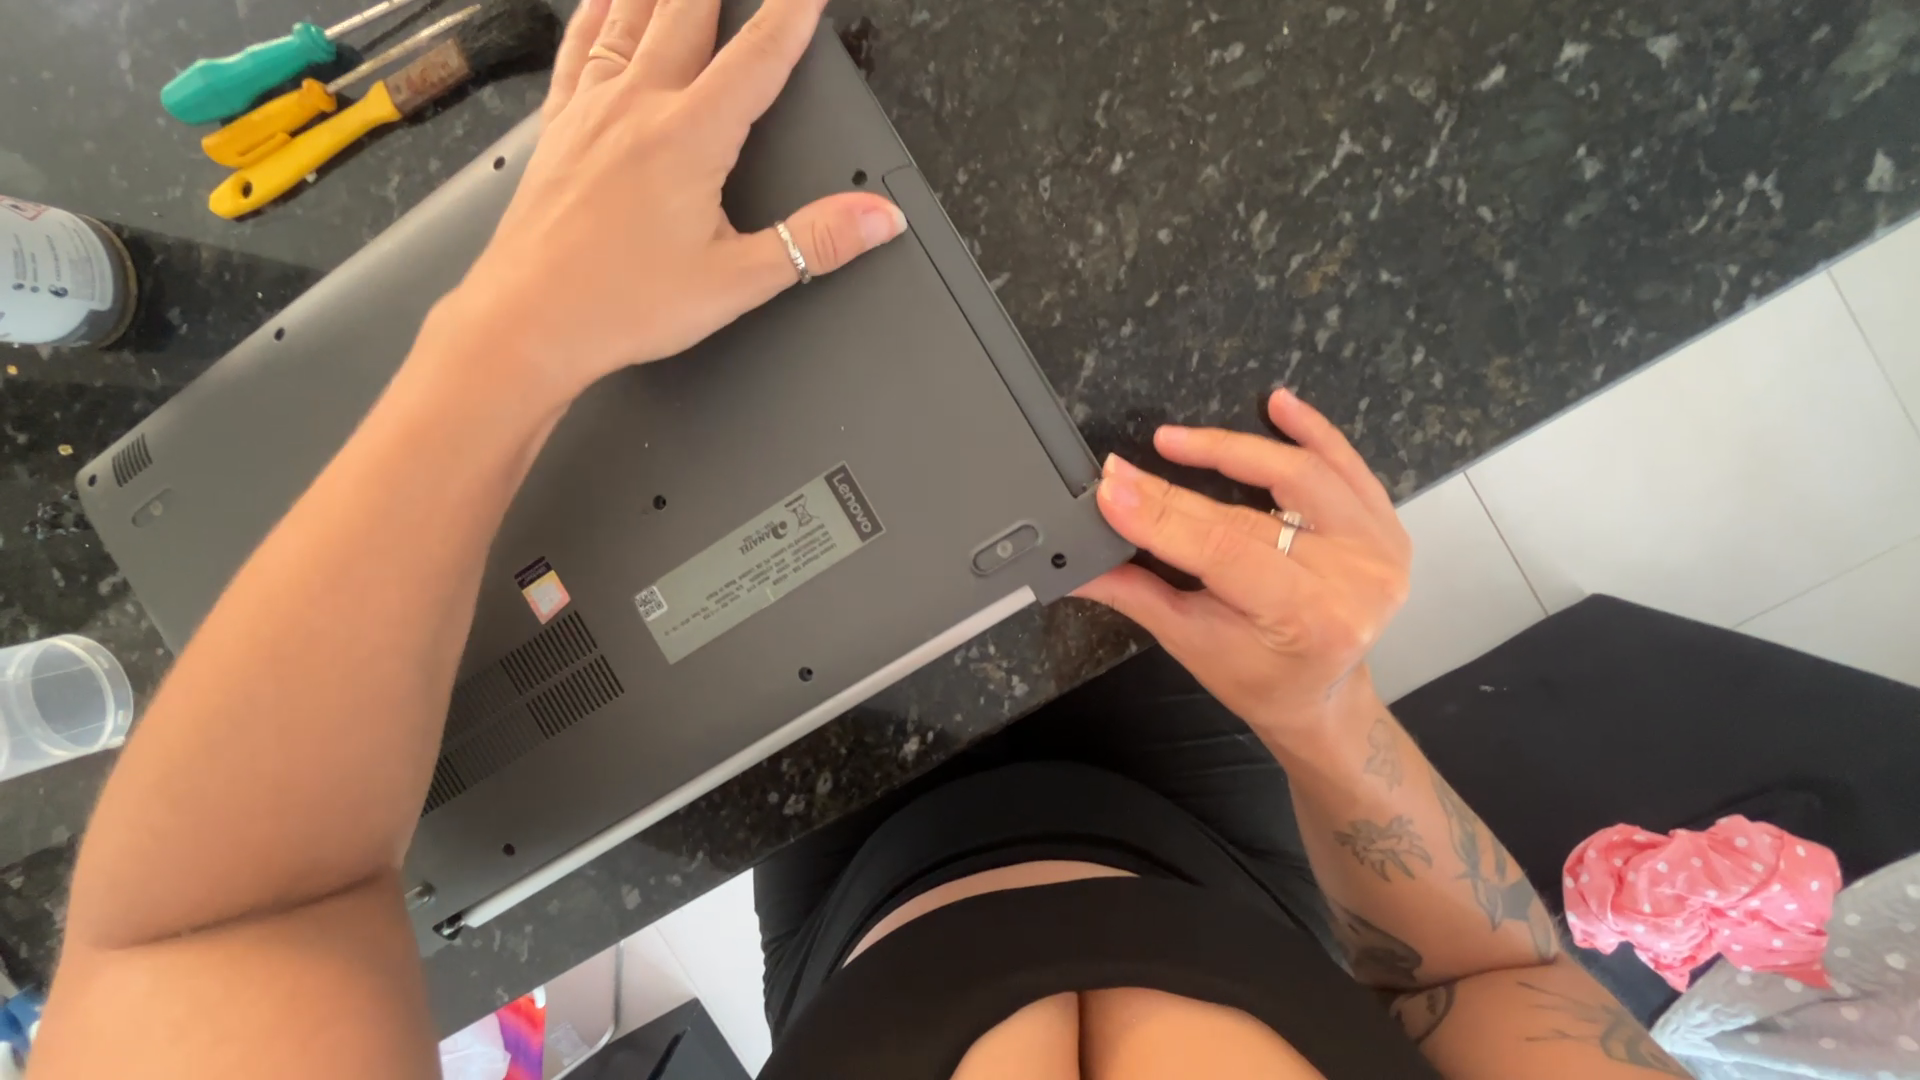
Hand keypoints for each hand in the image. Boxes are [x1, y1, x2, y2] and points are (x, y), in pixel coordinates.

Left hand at [438, 0, 906, 401]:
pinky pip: (578, 44)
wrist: (532, 321)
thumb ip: (815, 242)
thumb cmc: (623, 304)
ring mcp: (591, 110)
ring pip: (628, 12)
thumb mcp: (739, 280)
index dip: (793, 14)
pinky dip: (596, 11)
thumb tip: (877, 218)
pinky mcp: (559, 127)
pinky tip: (603, 2)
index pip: (758, 57)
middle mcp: (637, 107)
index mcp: (689, 139)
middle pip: (686, 9)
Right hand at [1076, 389, 1412, 743]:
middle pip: (1248, 515)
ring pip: (1299, 475)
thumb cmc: (1256, 678)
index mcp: (1306, 620)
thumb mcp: (1190, 642)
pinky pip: (1347, 464)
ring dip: (1232, 449)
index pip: (1223, 550)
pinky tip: (1278, 403)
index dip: (1162, 516)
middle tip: (1122, 471)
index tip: (1112, 489)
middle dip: (1173, 489)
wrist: (1322, 693)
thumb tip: (1075, 564)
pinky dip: (1312, 430)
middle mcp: (1354, 581)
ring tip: (1174, 438)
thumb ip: (1135, 593)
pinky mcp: (1391, 525)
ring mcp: (1379, 549)